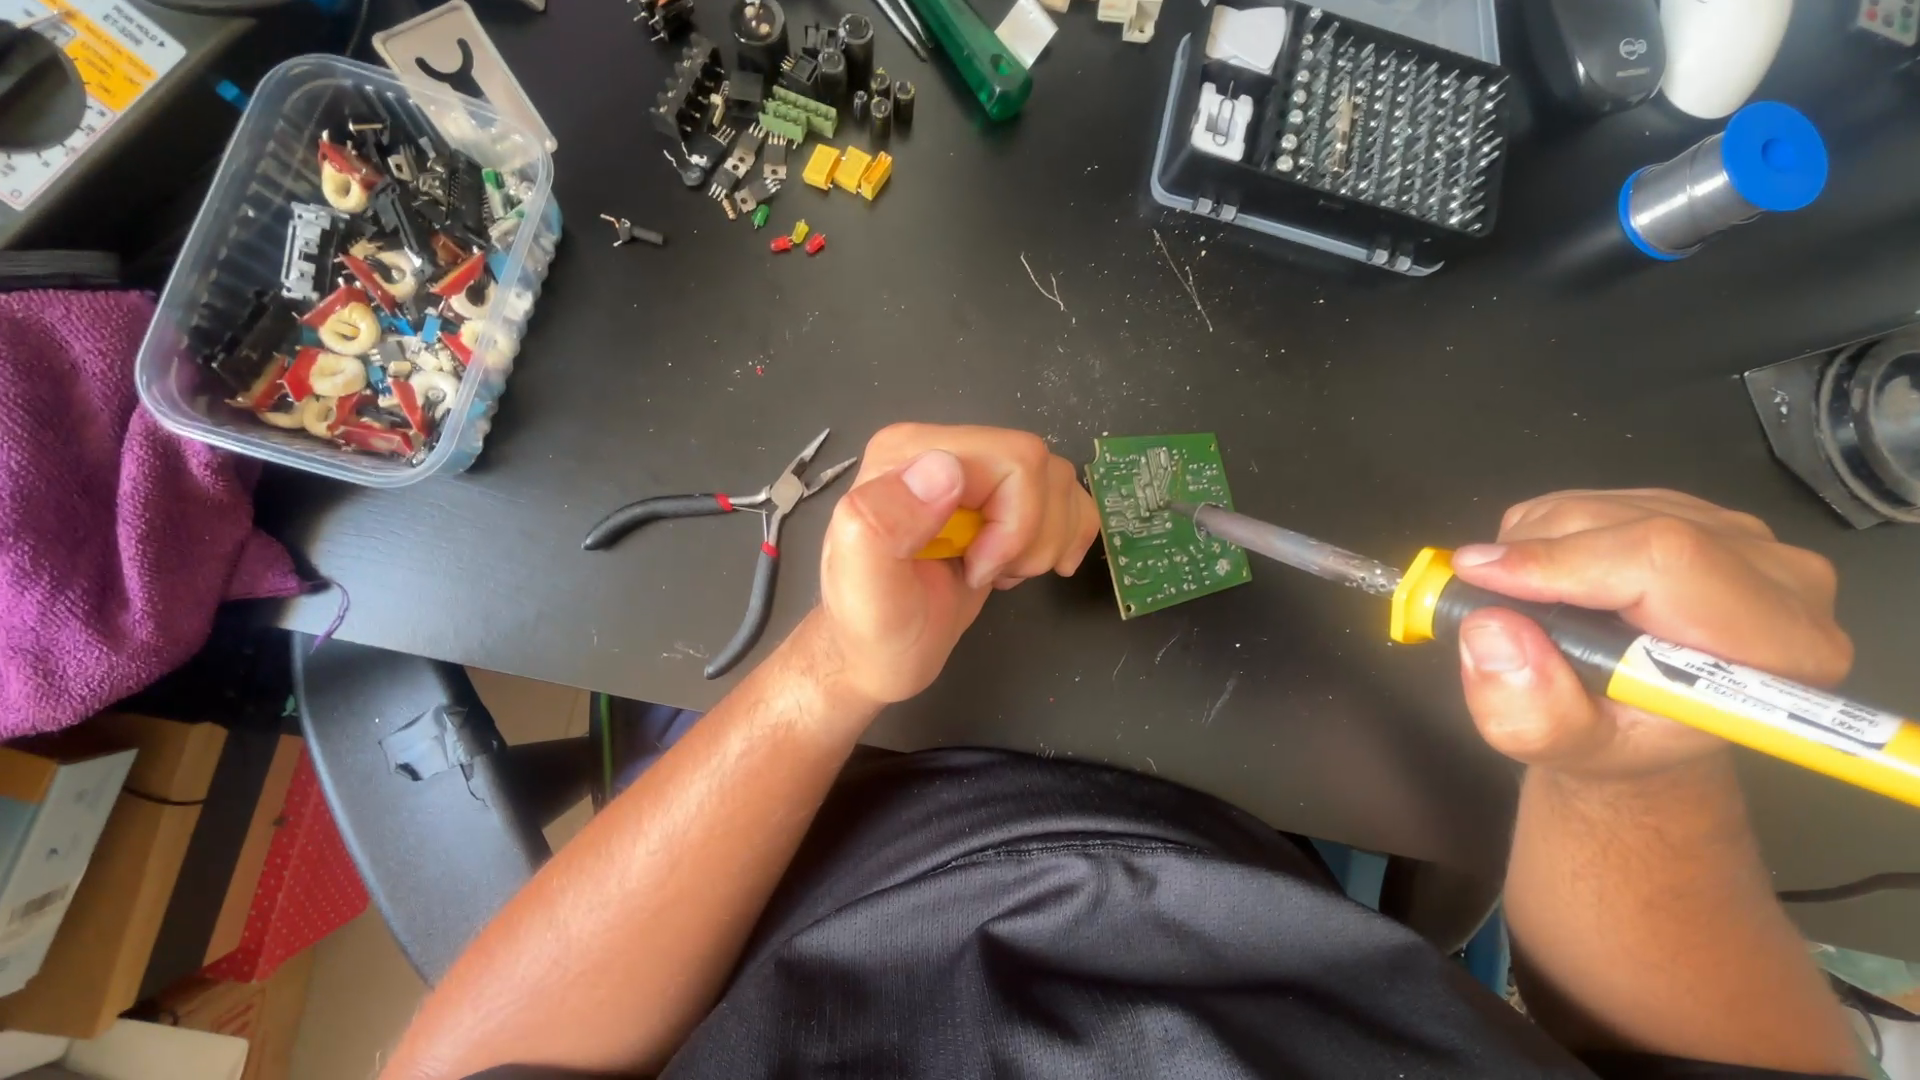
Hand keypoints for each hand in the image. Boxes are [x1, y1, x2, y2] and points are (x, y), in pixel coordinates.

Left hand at [814, 424, 1098, 706]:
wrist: (882, 655)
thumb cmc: (874, 631)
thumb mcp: (865, 587)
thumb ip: (882, 520)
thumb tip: (945, 468)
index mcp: (906, 453)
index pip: (1011, 459)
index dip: (1013, 524)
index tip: (975, 569)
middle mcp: (941, 449)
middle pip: (1039, 466)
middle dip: (1030, 536)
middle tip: (989, 574)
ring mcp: (975, 472)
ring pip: (1059, 480)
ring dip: (1045, 541)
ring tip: (1001, 572)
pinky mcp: (1001, 497)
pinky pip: (1067, 493)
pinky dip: (1065, 536)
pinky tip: (1028, 566)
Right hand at [1450, 489, 1850, 782]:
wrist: (1636, 723)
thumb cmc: (1609, 740)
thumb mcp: (1555, 747)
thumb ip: (1528, 708)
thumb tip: (1490, 629)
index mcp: (1771, 649)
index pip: (1668, 562)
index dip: (1563, 562)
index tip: (1479, 578)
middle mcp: (1780, 582)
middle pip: (1633, 526)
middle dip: (1535, 553)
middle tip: (1480, 592)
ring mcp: (1740, 538)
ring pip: (1602, 507)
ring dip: (1530, 542)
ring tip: (1519, 599)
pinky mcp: (1694, 513)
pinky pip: (1592, 499)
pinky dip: (1540, 531)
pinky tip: (1544, 575)